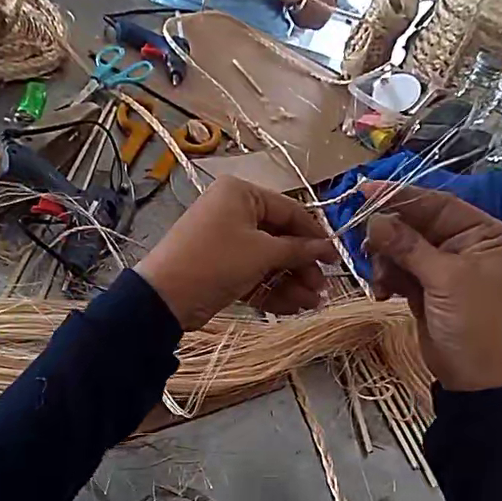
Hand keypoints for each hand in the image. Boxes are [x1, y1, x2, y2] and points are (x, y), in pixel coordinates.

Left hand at [136, 176, 337, 330]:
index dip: (315, 235)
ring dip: (292, 282)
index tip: (335, 258)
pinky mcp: (223, 268)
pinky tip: (295, 307)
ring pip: (270, 261)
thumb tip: (327, 249)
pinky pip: (256, 275)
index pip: (290, 210)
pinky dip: (274, 290)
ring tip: (312, 303)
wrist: (166, 297)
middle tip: (323, 288)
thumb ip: (297, 250)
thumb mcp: (261, 253)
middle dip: (303, 266)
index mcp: (241, 194)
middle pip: (281, 238)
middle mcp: (235, 213)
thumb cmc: (215, 262)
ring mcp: (228, 242)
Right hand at [362, 182, 501, 391]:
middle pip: (418, 226)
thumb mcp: (446, 280)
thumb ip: (409, 247)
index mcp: (486, 234)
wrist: (480, 381)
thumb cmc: (476, 324)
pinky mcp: (429, 291)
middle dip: (390, 236)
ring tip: (380, 282)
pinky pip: (401, 273)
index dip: (401, 196)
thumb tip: (374, 218)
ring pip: (404, 250)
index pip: (439, 204)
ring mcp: (446, 270)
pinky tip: (382, 294)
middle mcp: (468, 246)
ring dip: (386, 262)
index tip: (364, 190)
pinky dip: (388, 280)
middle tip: (365, 246)